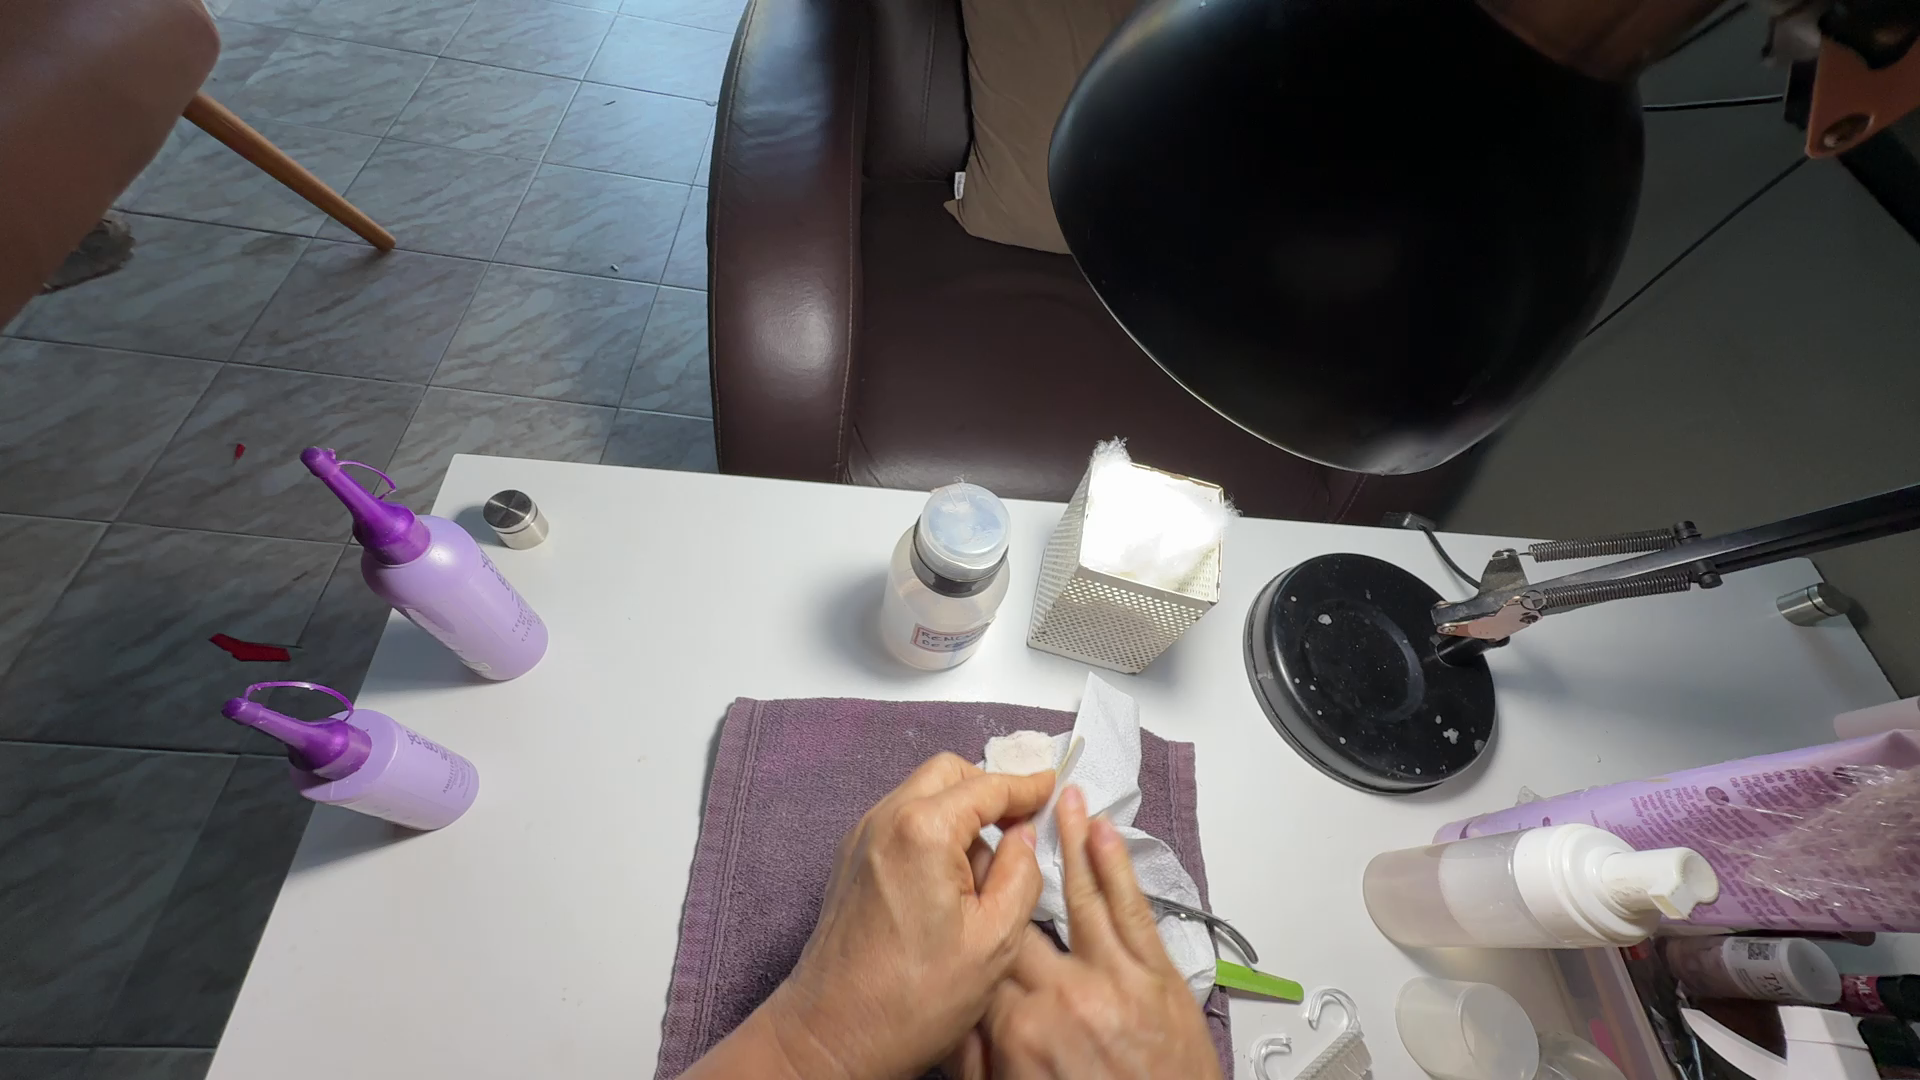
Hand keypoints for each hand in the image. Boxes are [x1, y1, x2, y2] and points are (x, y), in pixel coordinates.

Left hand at [761, 752, 1055, 1079]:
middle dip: (988, 787)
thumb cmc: (914, 996)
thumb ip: (1020, 874)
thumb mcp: (994, 941)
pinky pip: (901, 816)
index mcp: (924, 829)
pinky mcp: (851, 854)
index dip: (1025, 785)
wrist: (831, 1035)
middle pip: (948, 772)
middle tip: (1019, 820)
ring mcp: (863, 833)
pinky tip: (949, 873)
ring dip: (959, 807)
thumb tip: (1022, 836)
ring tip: (984, 863)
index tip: (1050, 782)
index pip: (986, 787)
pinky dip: (932, 824)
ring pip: (922, 790)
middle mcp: (887, 817)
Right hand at [977, 786, 1222, 1079]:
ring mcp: (1115, 979)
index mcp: (1022, 1029)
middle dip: (1009, 872)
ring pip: (1082, 894)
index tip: (966, 880)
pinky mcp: (1157, 977)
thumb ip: (976, 1060)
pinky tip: (1105, 831)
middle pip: (1024, 918)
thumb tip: (951, 1014)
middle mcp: (1065, 994)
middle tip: (999, 824)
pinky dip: (1118, 867)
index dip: (974, 917)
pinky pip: (1133, 911)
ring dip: (1070, 840)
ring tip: (1062, 798)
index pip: (986, 955)